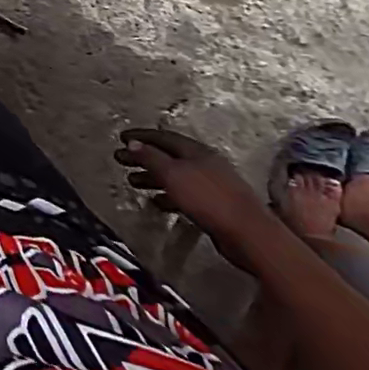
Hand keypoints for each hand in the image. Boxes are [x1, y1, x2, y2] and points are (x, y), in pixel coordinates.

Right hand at [114, 128, 274, 260]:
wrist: (247, 233)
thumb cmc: (207, 198)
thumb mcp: (173, 174)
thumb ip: (151, 158)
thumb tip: (132, 143)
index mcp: (196, 151)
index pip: (163, 137)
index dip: (141, 136)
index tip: (122, 137)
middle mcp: (205, 163)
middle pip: (168, 155)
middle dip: (143, 156)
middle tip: (121, 159)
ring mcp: (211, 184)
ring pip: (175, 175)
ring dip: (153, 176)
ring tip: (132, 181)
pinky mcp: (215, 204)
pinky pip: (184, 193)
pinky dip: (167, 194)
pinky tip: (157, 201)